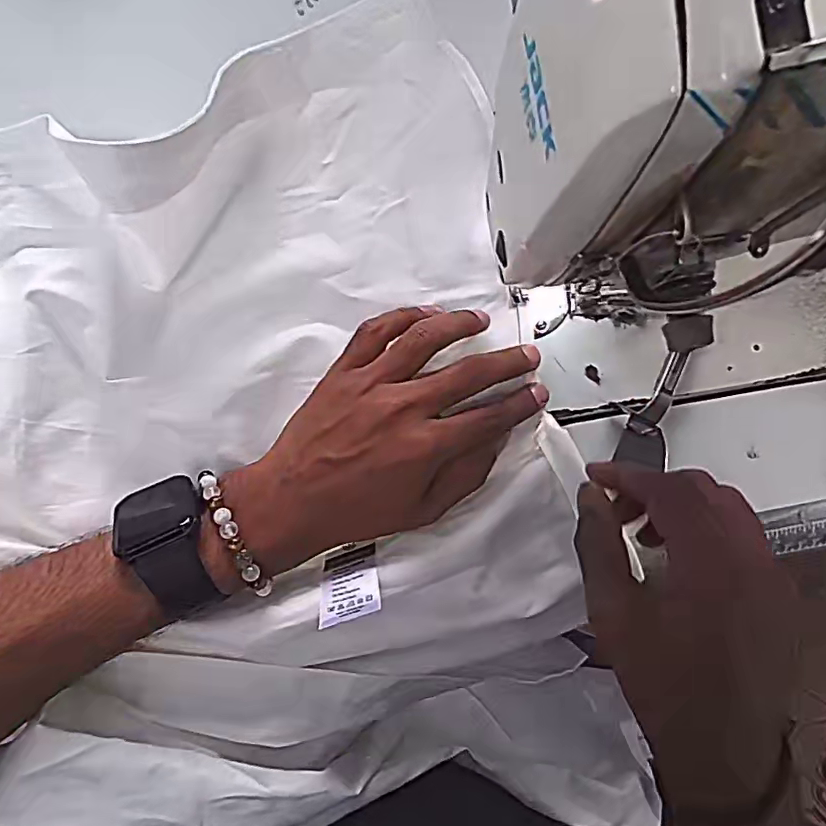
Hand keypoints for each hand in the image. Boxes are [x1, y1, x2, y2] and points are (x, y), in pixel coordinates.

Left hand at [211, 306, 547, 586]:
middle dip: (507, 363)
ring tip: (480, 321)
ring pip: (425, 339)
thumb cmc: (351, 509)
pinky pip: (376, 332)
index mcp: (423, 446)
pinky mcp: (344, 373)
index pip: (488, 416)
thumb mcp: (420, 510)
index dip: (518, 404)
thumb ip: (463, 476)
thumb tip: (492, 445)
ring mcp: (371, 385)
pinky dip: (403, 317)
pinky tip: (424, 315)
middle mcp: (401, 409)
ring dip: (460, 325)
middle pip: (469, 373)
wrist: (292, 500)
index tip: (532, 395)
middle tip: (524, 358)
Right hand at [574, 462, 799, 822]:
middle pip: (703, 490)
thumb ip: (598, 544)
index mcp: (712, 560)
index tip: (597, 479)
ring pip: (728, 509)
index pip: (671, 489)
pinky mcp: (782, 594)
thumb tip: (592, 499)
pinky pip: (745, 538)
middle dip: (654, 489)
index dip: (628, 475)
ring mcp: (775, 576)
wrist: (725, 752)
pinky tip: (681, 562)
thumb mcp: (613, 613)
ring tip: (646, 535)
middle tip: (616, 509)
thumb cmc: (665, 687)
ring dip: (683, 508)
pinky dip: (709, 531)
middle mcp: (754, 558)